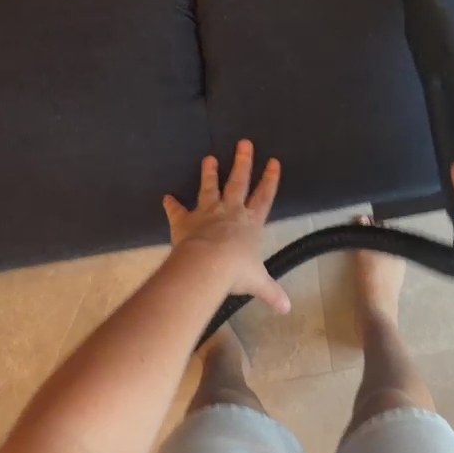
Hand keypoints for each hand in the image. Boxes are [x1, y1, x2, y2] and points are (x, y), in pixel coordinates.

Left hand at [163, 140, 289, 313]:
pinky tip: (166, 196)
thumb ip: (271, 292)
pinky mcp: (186, 221)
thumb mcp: (258, 282)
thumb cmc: (236, 271)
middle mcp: (231, 212)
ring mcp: (207, 213)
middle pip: (239, 182)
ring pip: (210, 188)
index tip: (273, 161)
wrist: (207, 265)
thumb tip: (286, 309)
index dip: (270, 179)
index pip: (264, 196)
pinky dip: (172, 204)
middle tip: (244, 143)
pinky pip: (178, 211)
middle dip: (243, 162)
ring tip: (209, 158)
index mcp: (251, 222)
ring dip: (210, 173)